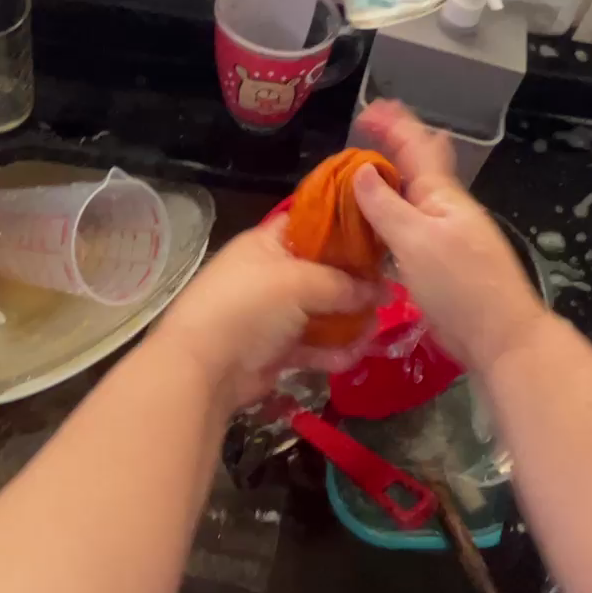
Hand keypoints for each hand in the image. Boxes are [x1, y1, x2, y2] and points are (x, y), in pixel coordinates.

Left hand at [152, 217, 382, 410]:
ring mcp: (272, 314)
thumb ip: (342, 284)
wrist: (204, 367)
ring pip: (320, 312)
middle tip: (388, 290)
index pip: (310, 225)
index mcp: (267, 244)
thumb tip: (381, 290)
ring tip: (378, 328)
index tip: (378, 238)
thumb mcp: (299, 282)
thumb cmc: (248, 306)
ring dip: (347, 321)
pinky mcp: (275, 350)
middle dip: (353, 283)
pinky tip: (356, 355)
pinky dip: (332, 350)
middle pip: (321, 272)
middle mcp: (270, 275)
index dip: (343, 230)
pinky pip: (311, 346)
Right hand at [350, 100, 548, 371]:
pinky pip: (405, 228)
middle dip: (392, 147)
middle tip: (363, 137)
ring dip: (386, 184)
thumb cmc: (461, 285)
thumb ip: (386, 206)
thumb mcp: (416, 241)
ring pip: (409, 198)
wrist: (499, 336)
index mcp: (441, 194)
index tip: (369, 110)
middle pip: (416, 167)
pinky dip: (385, 218)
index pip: (418, 145)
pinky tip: (369, 227)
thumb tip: (360, 170)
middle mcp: (442, 208)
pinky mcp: (436, 263)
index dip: (395, 124)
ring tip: (356, 179)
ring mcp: (442, 236)